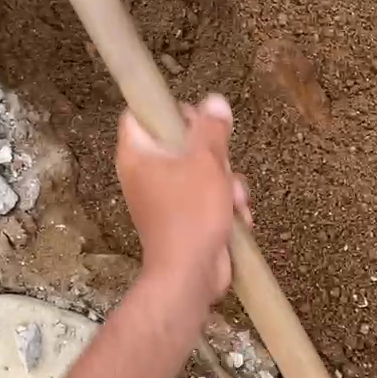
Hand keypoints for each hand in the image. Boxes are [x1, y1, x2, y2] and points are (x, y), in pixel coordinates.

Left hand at [115, 95, 249, 306]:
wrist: (190, 275)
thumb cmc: (191, 215)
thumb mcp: (207, 162)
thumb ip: (212, 128)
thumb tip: (215, 103)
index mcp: (138, 154)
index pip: (141, 114)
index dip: (169, 110)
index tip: (196, 119)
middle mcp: (145, 175)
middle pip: (180, 143)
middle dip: (213, 154)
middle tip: (221, 165)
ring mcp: (165, 200)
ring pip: (201, 172)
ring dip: (227, 184)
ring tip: (234, 199)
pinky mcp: (184, 221)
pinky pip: (208, 200)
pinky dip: (225, 207)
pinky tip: (239, 218)